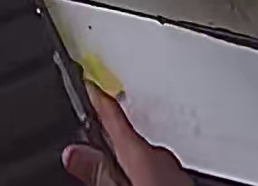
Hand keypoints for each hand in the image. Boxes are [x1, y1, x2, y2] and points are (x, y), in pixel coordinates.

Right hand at [63, 84, 190, 185]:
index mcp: (142, 153)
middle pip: (128, 137)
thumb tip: (74, 153)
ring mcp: (176, 174)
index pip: (113, 114)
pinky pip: (157, 172)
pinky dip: (143, 173)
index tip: (88, 83)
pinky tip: (136, 181)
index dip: (97, 97)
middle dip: (110, 135)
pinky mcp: (183, 185)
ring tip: (111, 162)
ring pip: (144, 157)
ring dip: (127, 158)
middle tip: (91, 125)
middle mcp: (162, 158)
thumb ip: (98, 173)